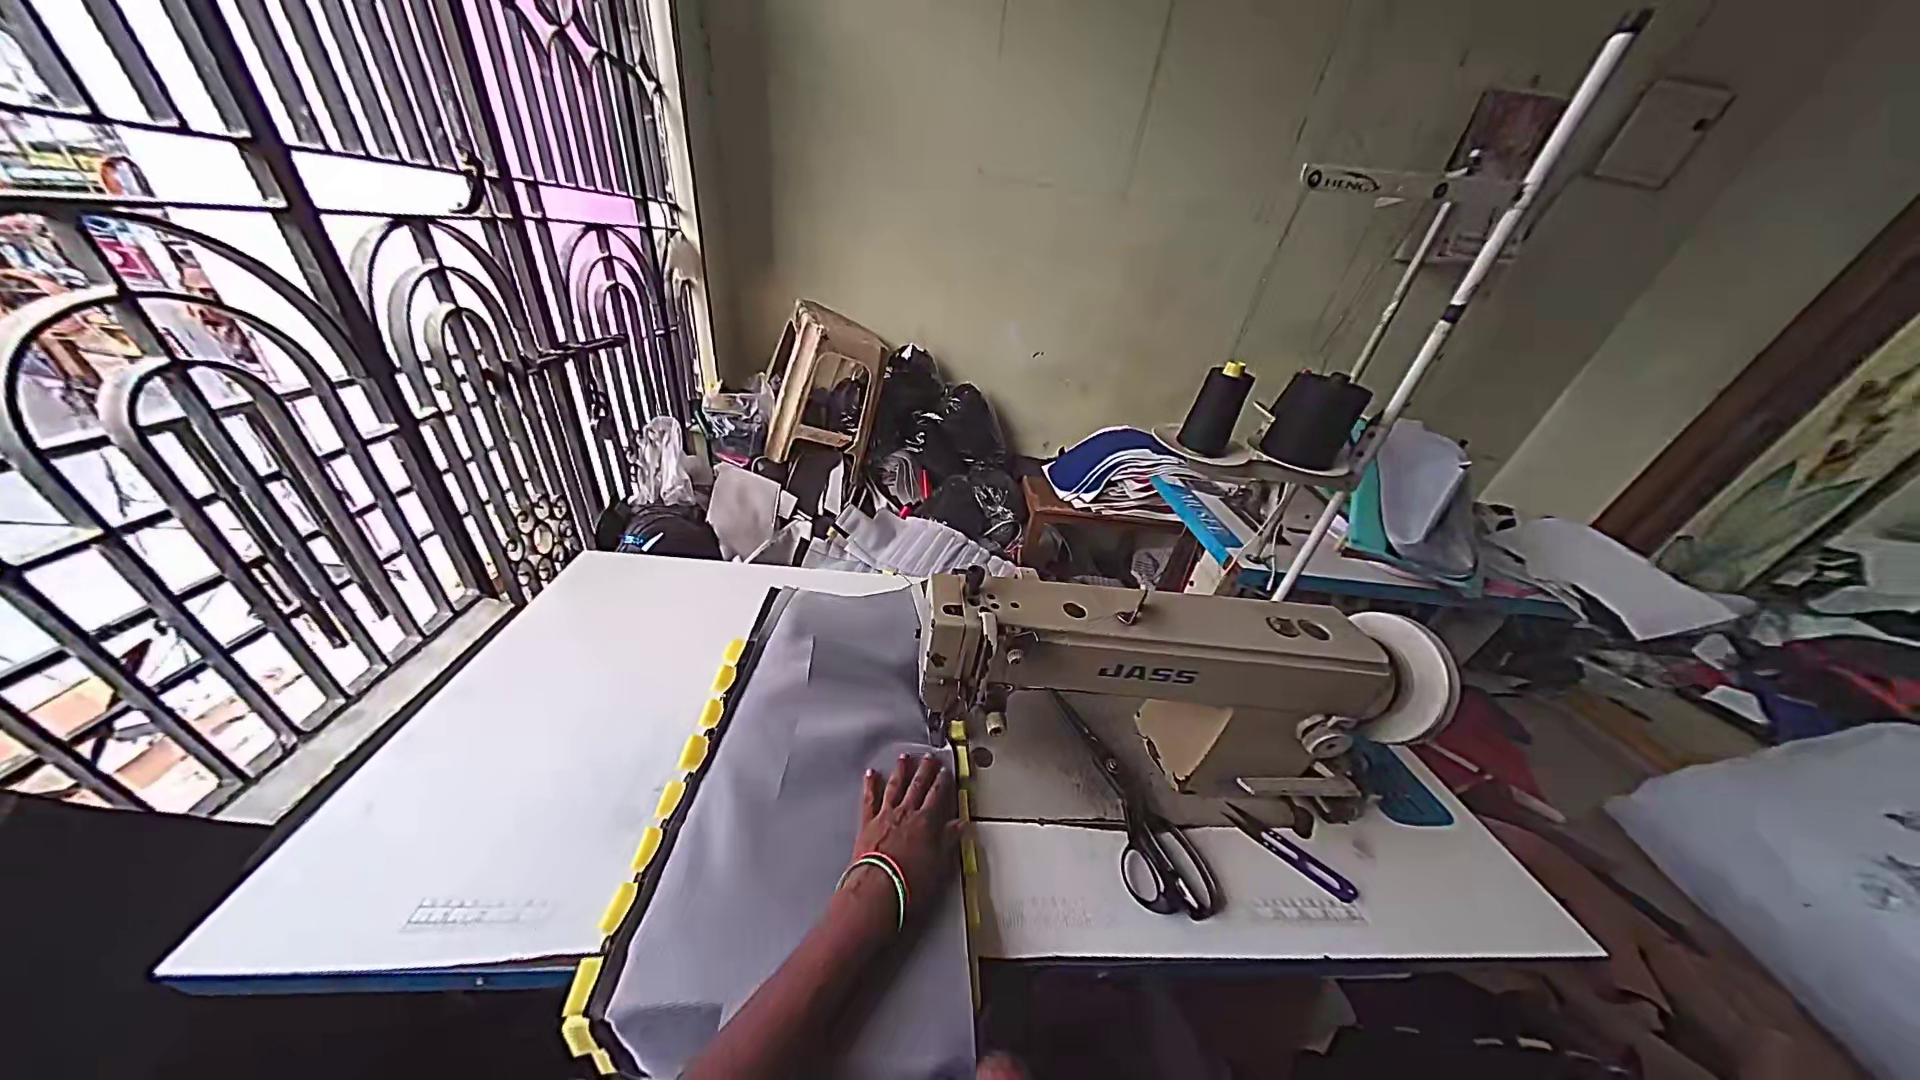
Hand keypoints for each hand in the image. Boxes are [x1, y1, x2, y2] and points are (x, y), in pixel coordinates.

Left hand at [850, 753, 959, 920]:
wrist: (878, 888)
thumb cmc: (909, 881)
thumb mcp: (938, 863)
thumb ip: (948, 840)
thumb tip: (961, 825)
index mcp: (925, 821)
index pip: (937, 795)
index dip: (941, 781)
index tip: (944, 771)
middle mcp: (906, 812)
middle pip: (917, 785)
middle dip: (924, 769)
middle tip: (928, 757)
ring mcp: (885, 815)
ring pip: (895, 786)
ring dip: (901, 770)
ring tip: (904, 757)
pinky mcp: (868, 822)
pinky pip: (869, 798)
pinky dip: (870, 784)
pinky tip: (871, 774)